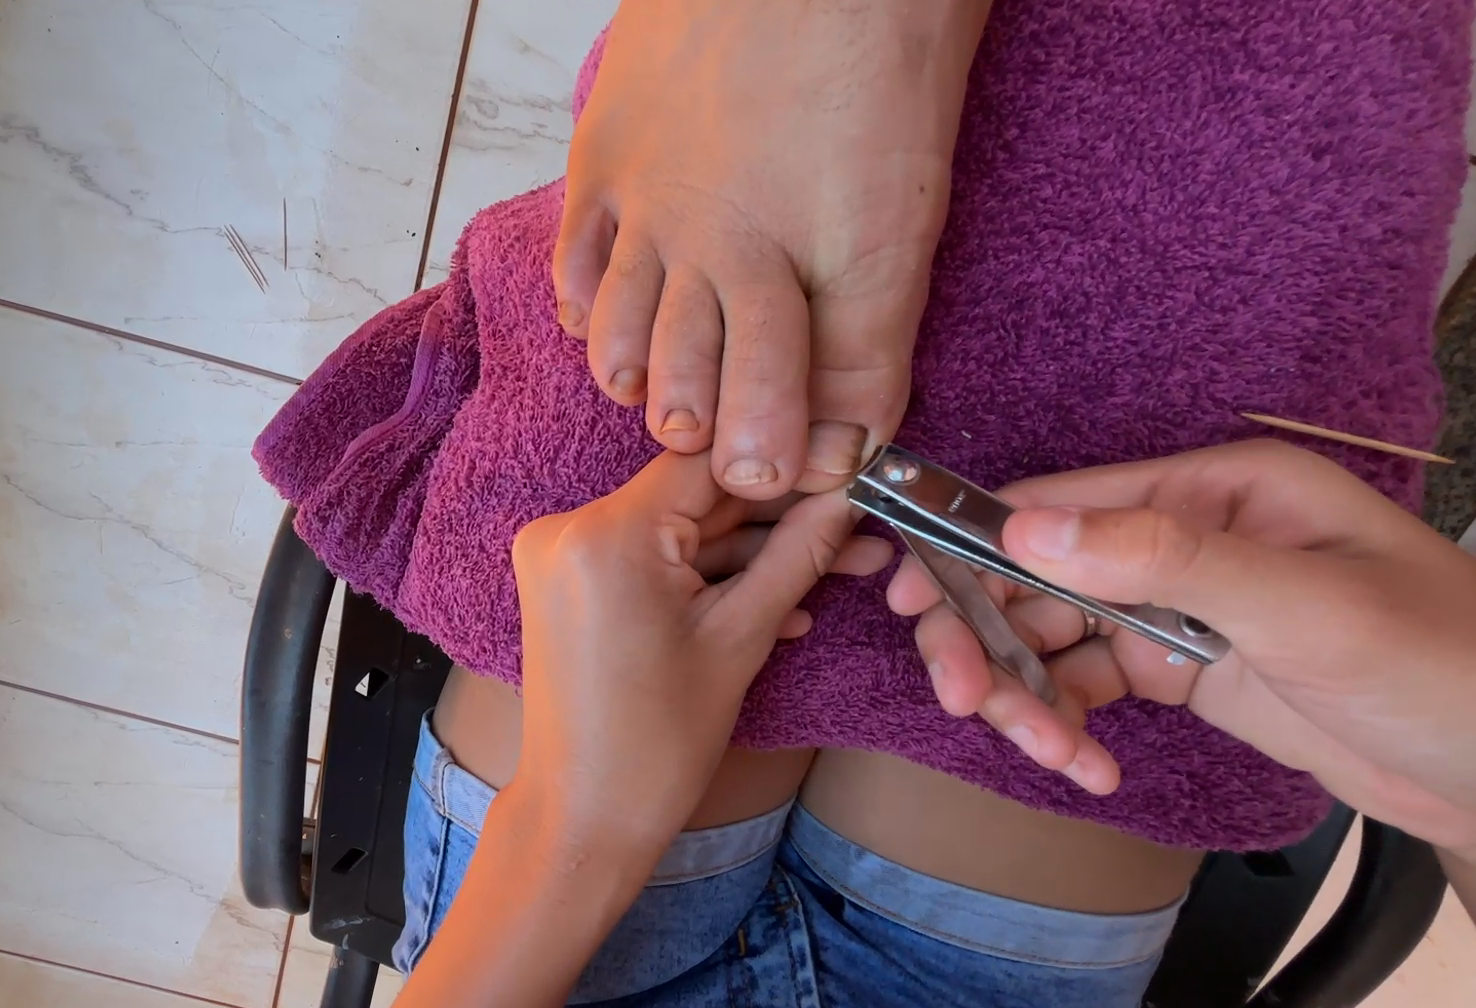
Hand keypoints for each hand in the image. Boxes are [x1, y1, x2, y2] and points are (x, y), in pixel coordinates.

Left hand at [509, 451, 891, 863]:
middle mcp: (568, 528)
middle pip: (691, 499)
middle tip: (855, 528)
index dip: (785, 465)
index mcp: (606, 534)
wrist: (584, 811)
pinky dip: (700, 577)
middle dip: (775, 519)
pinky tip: (774, 600)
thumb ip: (798, 553)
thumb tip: (847, 495)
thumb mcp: (741, 638)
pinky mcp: (565, 578)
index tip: (844, 473)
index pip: (707, 463)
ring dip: (746, 554)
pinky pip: (646, 559)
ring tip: (834, 566)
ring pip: (674, 532)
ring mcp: (560, 553)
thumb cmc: (658, 742)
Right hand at [556, 0, 991, 497]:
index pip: (780, 400)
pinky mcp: (602, 161)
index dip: (784, 457)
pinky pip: (572, 263)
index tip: (788, 482)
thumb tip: (853, 444)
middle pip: (685, 381)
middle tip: (711, 454)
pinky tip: (597, 323)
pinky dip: (581, 310)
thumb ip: (869, 344)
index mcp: (794, 266)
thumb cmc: (881, 57)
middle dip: (703, 434)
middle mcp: (707, 249)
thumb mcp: (904, 218)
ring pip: (617, 335)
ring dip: (636, 382)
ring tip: (654, 402)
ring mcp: (644, 204)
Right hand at [889, 440, 1475, 860]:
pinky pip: (1076, 685)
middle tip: (961, 698)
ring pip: (1040, 639)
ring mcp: (1158, 605)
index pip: (1050, 508)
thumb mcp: (1306, 610)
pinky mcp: (1160, 664)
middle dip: (986, 642)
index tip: (911, 599)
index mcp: (1203, 493)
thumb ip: (1162, 557)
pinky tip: (1089, 766)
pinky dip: (1066, 726)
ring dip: (1027, 698)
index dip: (966, 549)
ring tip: (1053, 752)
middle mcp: (1165, 538)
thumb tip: (1021, 530)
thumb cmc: (1450, 674)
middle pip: (1025, 581)